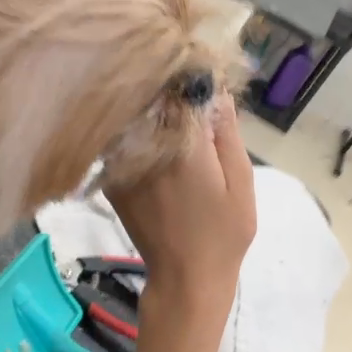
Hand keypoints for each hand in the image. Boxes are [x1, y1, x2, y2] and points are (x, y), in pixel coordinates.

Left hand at [107, 96, 255, 306]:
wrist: (184, 276)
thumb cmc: (223, 232)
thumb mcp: (240, 179)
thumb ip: (225, 131)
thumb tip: (215, 89)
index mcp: (183, 143)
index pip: (181, 88)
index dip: (191, 77)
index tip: (202, 74)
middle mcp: (146, 147)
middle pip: (150, 96)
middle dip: (167, 88)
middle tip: (186, 89)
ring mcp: (122, 163)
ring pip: (131, 116)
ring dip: (147, 107)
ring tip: (168, 111)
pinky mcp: (111, 178)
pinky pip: (119, 140)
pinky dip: (132, 132)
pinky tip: (148, 137)